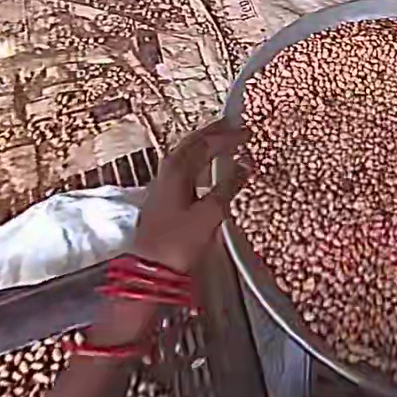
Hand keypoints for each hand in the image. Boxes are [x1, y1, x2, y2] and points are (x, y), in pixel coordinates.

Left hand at [129, 120, 247, 273]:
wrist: (150, 271)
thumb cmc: (178, 241)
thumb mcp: (210, 213)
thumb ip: (229, 186)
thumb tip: (245, 165)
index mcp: (178, 169)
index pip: (205, 143)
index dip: (227, 135)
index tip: (246, 131)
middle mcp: (167, 171)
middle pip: (192, 144)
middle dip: (214, 134)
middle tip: (234, 126)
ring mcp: (163, 184)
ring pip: (187, 156)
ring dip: (206, 147)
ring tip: (224, 143)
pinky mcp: (164, 199)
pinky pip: (185, 169)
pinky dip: (200, 163)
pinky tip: (208, 171)